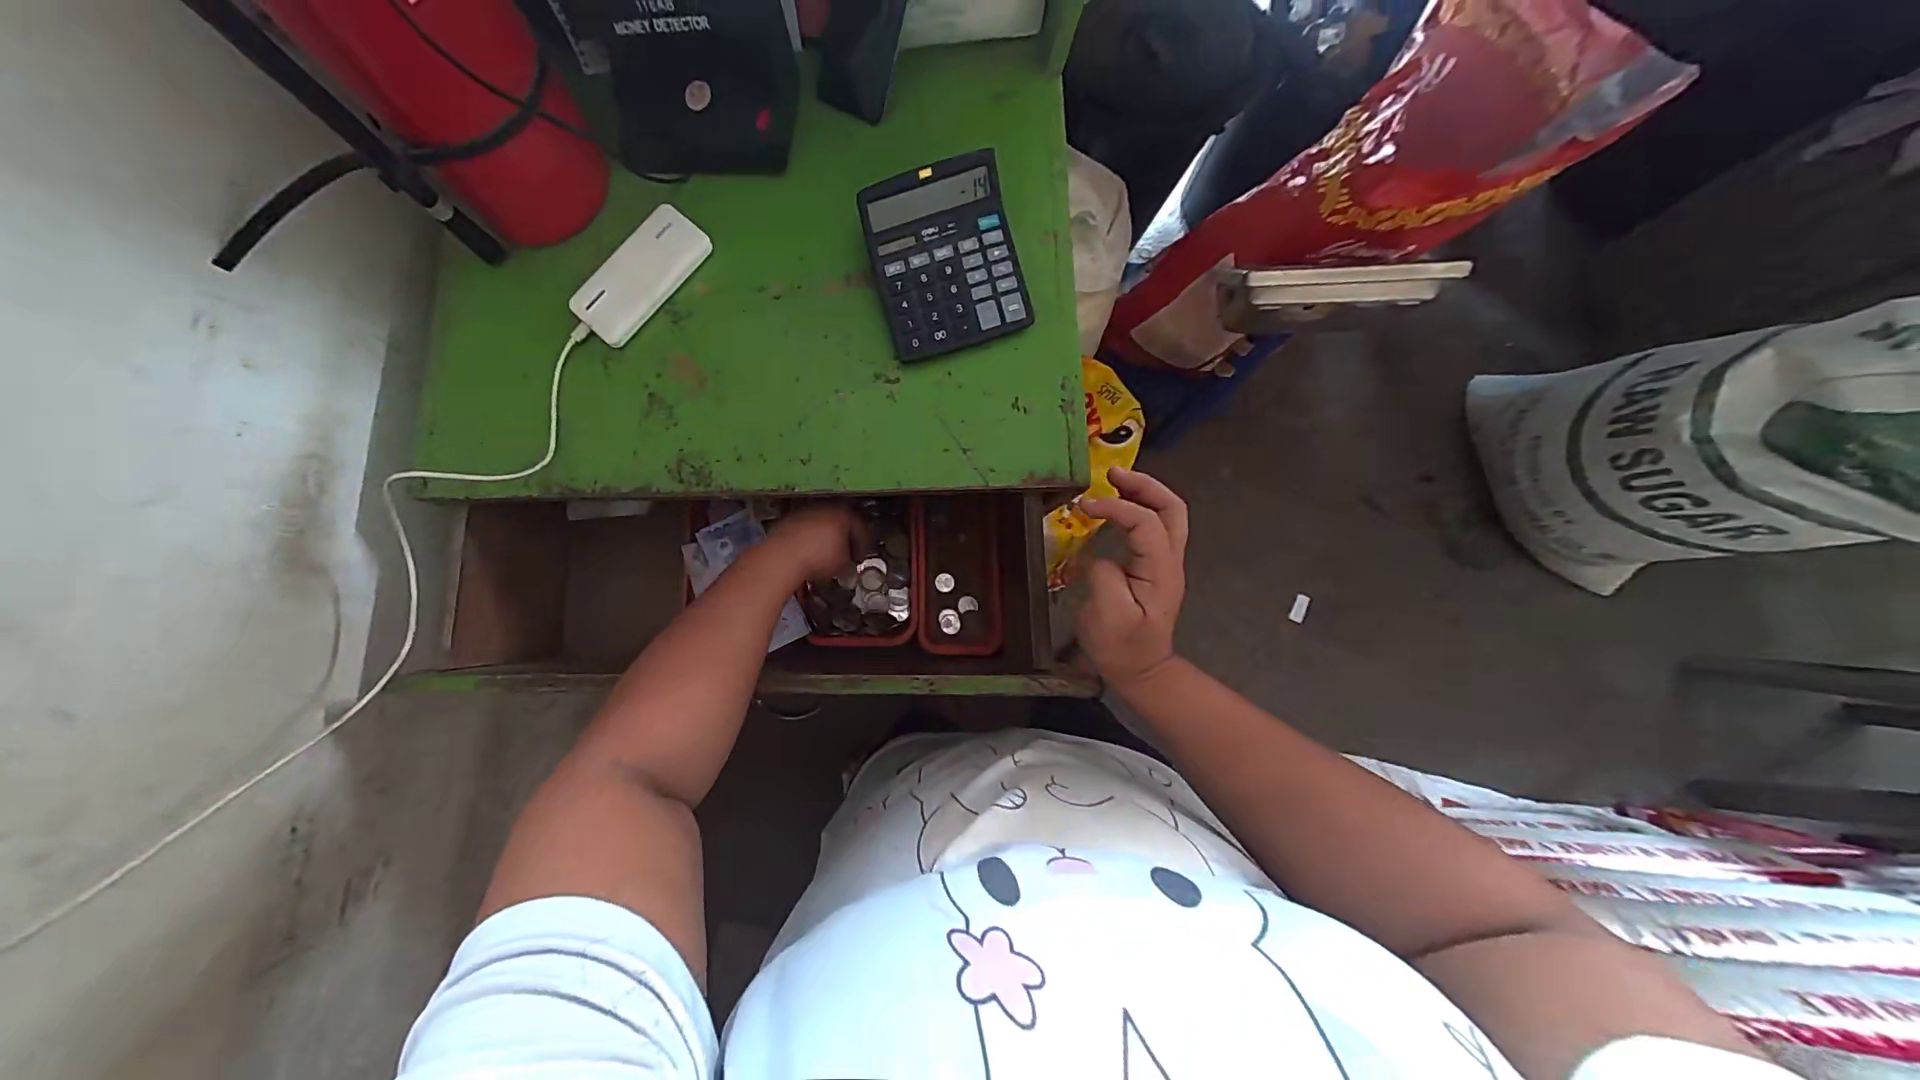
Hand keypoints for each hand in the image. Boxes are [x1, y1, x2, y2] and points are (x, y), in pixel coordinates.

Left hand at [762, 503, 863, 584]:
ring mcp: (803, 514)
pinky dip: (806, 543)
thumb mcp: (843, 566)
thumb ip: (850, 566)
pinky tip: (807, 556)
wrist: (783, 558)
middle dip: (842, 540)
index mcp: (843, 515)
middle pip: (838, 524)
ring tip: (824, 558)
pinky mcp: (786, 523)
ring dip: (823, 541)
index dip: (863, 543)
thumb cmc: (816, 557)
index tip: (862, 553)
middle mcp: (823, 510)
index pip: (860, 527)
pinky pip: (802, 532)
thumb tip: (849, 570)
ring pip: (819, 526)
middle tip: (845, 555)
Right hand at [1076, 467, 1188, 690]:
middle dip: (1145, 485)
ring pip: (1168, 514)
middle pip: (1172, 508)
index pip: (1146, 522)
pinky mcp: (1154, 567)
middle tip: (1113, 473)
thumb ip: (1104, 577)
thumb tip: (1099, 555)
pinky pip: (1153, 527)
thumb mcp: (1107, 617)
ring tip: (1113, 481)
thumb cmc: (1123, 648)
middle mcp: (1170, 561)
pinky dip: (1136, 508)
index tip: (1086, 506)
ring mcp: (1165, 563)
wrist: (1141, 670)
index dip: (1117, 507)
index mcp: (1161, 571)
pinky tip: (1113, 507)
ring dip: (1144, 493)